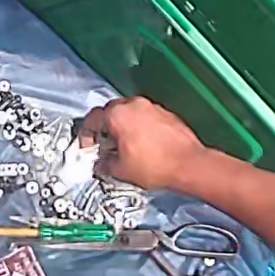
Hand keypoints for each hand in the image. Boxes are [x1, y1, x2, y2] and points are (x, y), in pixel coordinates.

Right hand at [78, 96, 209, 191]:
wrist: (189, 165)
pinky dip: (138, 127)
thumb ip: (104, 163)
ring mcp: (151, 107)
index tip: (87, 145)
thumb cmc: (157, 165)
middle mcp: (134, 105)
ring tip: (122, 145)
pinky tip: (140, 144)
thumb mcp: (120, 170)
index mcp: (118, 115)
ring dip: (121, 126)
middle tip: (102, 144)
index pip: (92, 119)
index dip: (85, 134)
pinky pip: (144, 116)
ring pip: (128, 112)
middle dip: (103, 128)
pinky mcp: (165, 114)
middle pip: (109, 111)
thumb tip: (103, 162)